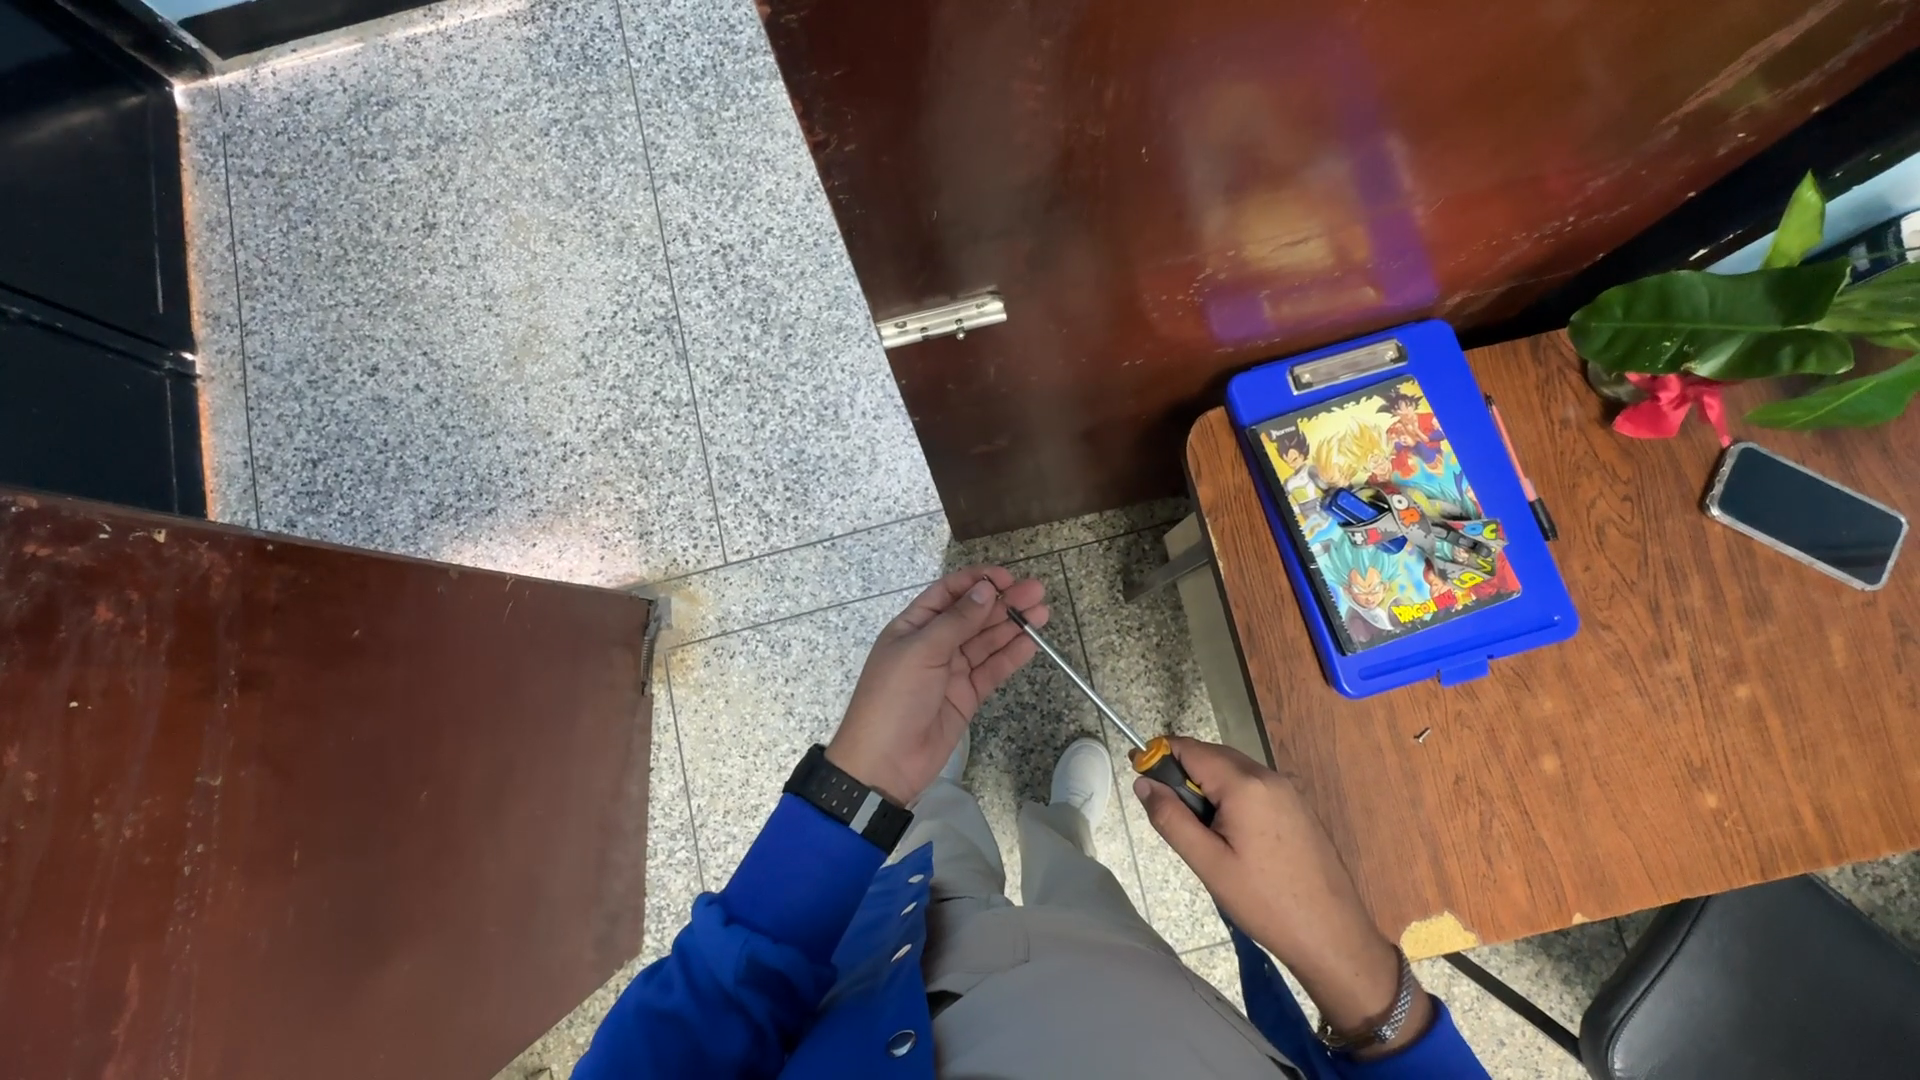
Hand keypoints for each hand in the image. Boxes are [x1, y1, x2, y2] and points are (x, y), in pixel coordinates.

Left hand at [826, 566, 1047, 805]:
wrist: (884, 762)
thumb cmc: (893, 698)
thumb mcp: (921, 651)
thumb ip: (956, 621)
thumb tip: (985, 589)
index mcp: (913, 626)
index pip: (948, 593)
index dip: (976, 582)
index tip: (1006, 578)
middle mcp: (933, 644)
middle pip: (973, 615)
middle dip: (1003, 602)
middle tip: (1036, 591)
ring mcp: (951, 671)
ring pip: (986, 641)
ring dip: (1013, 626)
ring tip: (1043, 611)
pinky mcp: (966, 695)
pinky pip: (992, 670)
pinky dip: (1011, 656)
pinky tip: (1031, 642)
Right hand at [1134, 737, 1430, 1054]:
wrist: (1334, 937)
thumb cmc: (1264, 902)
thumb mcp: (1208, 863)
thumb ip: (1170, 818)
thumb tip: (1142, 782)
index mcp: (1245, 785)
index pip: (1190, 748)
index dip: (1159, 756)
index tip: (1140, 776)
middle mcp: (1268, 776)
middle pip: (1212, 755)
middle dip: (1183, 773)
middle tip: (1169, 813)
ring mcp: (1288, 790)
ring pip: (1233, 770)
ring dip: (1207, 786)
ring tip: (1201, 832)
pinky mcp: (1299, 807)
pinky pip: (1254, 786)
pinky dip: (1231, 796)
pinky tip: (1231, 836)